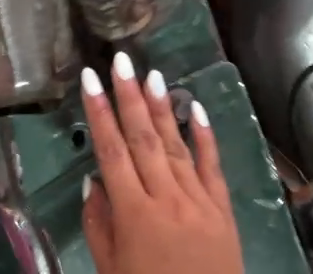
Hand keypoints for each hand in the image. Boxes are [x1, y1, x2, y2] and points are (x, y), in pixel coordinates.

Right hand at [80, 51, 243, 273]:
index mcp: (134, 215)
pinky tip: (196, 109)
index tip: (89, 78)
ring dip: (162, 108)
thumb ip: (98, 225)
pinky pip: (213, 166)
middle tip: (121, 60)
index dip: (99, 112)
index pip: (112, 152)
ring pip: (176, 146)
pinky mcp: (223, 210)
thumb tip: (92, 181)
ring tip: (151, 75)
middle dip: (130, 97)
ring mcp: (199, 202)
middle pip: (144, 139)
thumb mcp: (111, 271)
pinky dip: (205, 136)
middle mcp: (167, 200)